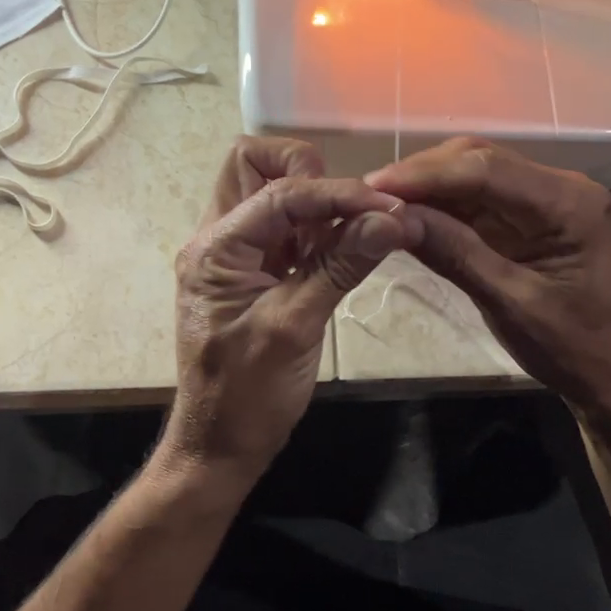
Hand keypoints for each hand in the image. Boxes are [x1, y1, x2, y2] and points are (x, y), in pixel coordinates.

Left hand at [164, 137, 420, 478]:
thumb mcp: (296, 328)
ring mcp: (233, 255)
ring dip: (313, 203)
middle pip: (254, 164)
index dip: (338, 194)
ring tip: (351, 237)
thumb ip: (340, 267)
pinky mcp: (251, 274)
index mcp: (215, 249)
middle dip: (306, 173)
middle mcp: (217, 239)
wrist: (220, 445)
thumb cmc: (249, 396)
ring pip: (268, 192)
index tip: (390, 210)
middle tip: (347, 214)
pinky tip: (343, 251)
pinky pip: (282, 229)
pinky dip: (314, 230)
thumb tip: (394, 220)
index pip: (280, 193)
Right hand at [365, 138, 610, 408]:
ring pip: (474, 174)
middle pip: (479, 161)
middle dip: (423, 174)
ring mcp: (544, 199)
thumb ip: (456, 254)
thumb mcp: (509, 303)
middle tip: (368, 195)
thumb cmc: (569, 347)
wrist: (606, 375)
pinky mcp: (528, 216)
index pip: (487, 171)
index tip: (374, 186)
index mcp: (570, 204)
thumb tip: (395, 218)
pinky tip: (408, 213)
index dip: (427, 174)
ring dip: (428, 186)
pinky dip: (442, 205)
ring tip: (378, 202)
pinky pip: (478, 198)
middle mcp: (561, 187)